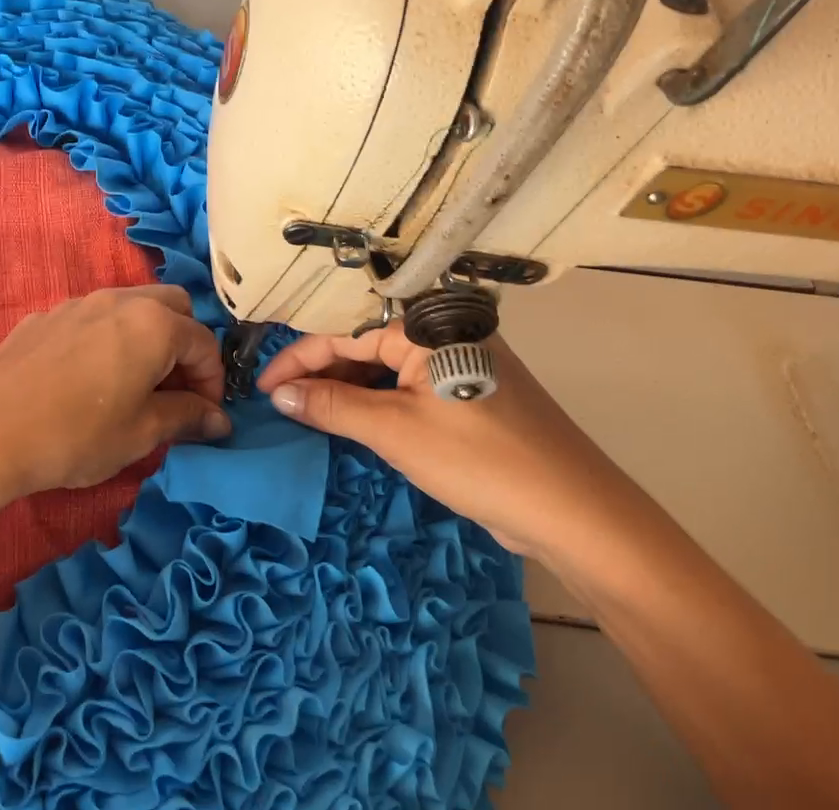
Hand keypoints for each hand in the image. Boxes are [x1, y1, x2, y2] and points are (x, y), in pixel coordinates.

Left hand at [0, 285, 230, 508]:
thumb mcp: (142, 432)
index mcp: (152, 323)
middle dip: (184, 345)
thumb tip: (218, 419)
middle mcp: (116, 300)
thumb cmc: (77, 435)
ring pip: (128, 308)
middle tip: (175, 391)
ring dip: (145, 338)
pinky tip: (86, 380)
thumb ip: (187, 417)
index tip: (207, 415)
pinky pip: (89, 320)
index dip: (213, 381)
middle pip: (171, 308)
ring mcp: (74, 305)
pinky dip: (105, 341)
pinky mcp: (41, 319)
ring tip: (134, 385)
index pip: (204, 342)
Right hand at [257, 329, 653, 562]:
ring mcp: (461, 364)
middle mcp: (445, 333)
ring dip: (345, 389)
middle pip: (364, 344)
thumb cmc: (479, 461)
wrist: (575, 513)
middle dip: (320, 373)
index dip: (297, 359)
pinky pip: (408, 388)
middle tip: (281, 405)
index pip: (343, 330)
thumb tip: (278, 395)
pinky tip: (350, 420)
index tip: (263, 390)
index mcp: (427, 326)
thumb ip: (331, 405)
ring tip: (307, 414)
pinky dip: (375, 402)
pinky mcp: (471, 396)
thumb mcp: (394, 430)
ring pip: (386, 367)